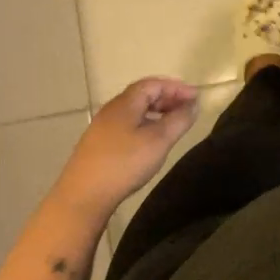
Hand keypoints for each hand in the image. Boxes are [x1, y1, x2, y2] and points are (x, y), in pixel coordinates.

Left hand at [55, 77, 199, 214]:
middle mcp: (112, 110)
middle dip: (167, 98)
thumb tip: (193, 105)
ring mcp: (102, 127)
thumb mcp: (159, 141)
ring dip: (156, 112)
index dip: (176, 87)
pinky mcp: (98, 144)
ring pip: (134, 111)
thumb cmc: (124, 163)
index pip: (153, 84)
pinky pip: (127, 124)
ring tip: (173, 123)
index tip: (196, 97)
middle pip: (142, 95)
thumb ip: (178, 120)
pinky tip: (150, 141)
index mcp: (125, 103)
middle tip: (187, 108)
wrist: (83, 195)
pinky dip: (145, 124)